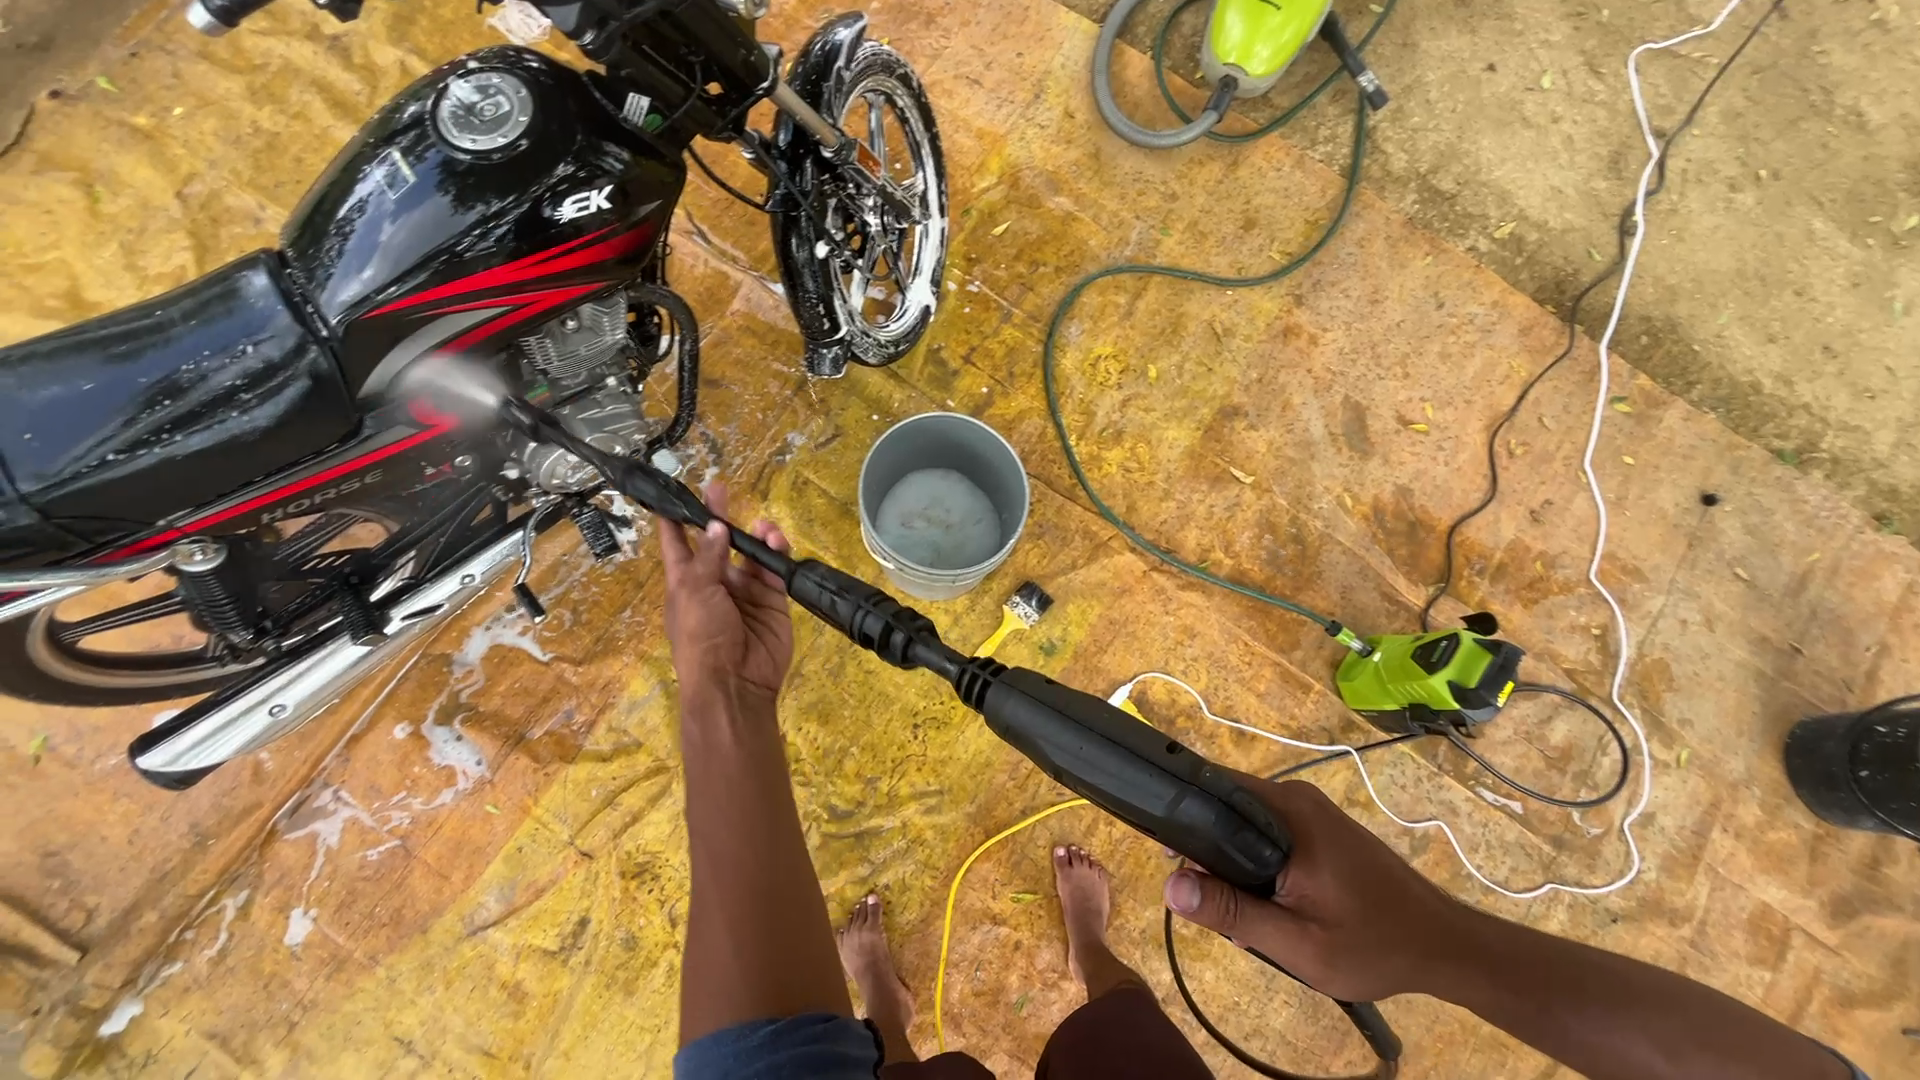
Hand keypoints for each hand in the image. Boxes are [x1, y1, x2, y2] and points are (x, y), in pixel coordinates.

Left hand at [658, 482, 793, 706]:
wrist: (735, 681)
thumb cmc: (702, 637)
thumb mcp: (696, 592)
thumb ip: (710, 557)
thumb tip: (718, 527)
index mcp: (685, 583)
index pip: (677, 544)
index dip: (673, 520)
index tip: (670, 493)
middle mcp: (714, 583)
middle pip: (716, 542)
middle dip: (718, 516)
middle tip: (720, 488)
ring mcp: (745, 592)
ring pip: (749, 553)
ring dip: (754, 535)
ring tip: (763, 525)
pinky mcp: (772, 600)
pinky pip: (774, 570)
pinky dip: (776, 553)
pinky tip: (776, 540)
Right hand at [1163, 778, 1466, 1002]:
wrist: (1445, 947)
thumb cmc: (1374, 944)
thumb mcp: (1297, 942)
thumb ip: (1232, 910)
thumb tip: (1170, 885)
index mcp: (1287, 811)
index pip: (1211, 791)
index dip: (1180, 821)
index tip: (1167, 860)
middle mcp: (1294, 797)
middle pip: (1223, 809)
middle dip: (1210, 855)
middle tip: (1214, 904)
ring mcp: (1308, 810)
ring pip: (1243, 824)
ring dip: (1233, 865)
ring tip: (1246, 915)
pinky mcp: (1317, 826)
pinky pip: (1265, 833)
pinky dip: (1255, 864)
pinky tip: (1267, 906)